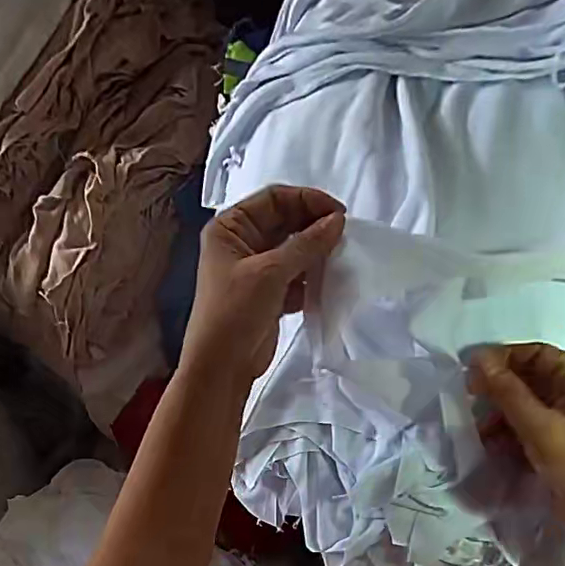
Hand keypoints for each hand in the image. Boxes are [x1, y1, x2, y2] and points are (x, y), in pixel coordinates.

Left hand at [185, 184, 345, 382]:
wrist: (221, 366)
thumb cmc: (234, 313)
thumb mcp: (270, 272)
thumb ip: (305, 244)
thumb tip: (337, 221)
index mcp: (229, 228)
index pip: (273, 199)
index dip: (306, 201)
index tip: (338, 214)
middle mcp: (240, 244)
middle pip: (284, 222)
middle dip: (313, 227)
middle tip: (343, 236)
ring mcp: (254, 271)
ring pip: (292, 251)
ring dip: (314, 253)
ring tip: (339, 258)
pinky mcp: (267, 296)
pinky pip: (294, 277)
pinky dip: (310, 278)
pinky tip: (328, 281)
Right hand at [468, 344, 564, 533]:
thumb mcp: (540, 425)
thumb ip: (508, 392)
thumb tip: (479, 360)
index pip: (538, 354)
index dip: (504, 357)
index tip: (471, 370)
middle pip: (530, 378)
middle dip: (499, 387)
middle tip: (469, 397)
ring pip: (526, 404)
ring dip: (500, 413)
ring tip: (478, 429)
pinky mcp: (558, 442)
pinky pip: (528, 426)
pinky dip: (508, 431)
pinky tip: (490, 444)